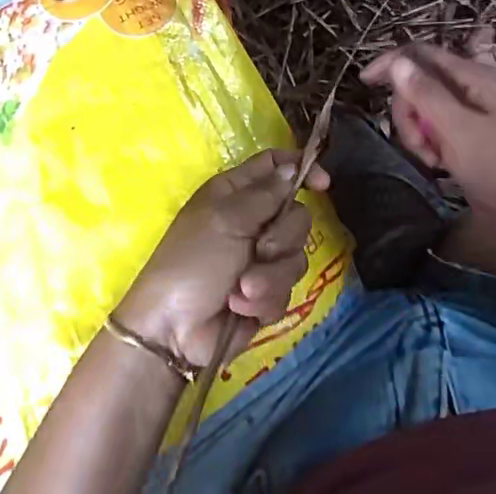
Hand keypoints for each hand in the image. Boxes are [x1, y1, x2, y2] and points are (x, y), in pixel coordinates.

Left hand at [113, 149, 327, 369]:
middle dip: (283, 237)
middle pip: (296, 214)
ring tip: (242, 288)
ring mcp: (259, 258)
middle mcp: (251, 221)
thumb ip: (265, 194)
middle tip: (260, 249)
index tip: (323, 185)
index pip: (275, 166)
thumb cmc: (192, 261)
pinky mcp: (265, 292)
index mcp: (235, 193)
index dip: (301, 169)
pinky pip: (286, 289)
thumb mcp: (226, 219)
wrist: (172, 329)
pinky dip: (264, 299)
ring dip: (270, 276)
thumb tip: (292, 168)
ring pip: (295, 256)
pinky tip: (240, 307)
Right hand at [361, 44, 495, 217]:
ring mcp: (461, 110)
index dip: (391, 62)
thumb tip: (397, 63)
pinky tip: (436, 162)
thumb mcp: (456, 128)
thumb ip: (426, 93)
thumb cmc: (494, 165)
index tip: (366, 81)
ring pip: (417, 107)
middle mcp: (464, 86)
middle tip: (416, 140)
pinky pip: (426, 127)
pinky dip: (424, 143)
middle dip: (407, 112)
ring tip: (430, 156)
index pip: (420, 53)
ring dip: (414, 133)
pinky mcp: (458, 132)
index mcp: (470, 76)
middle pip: (415, 83)